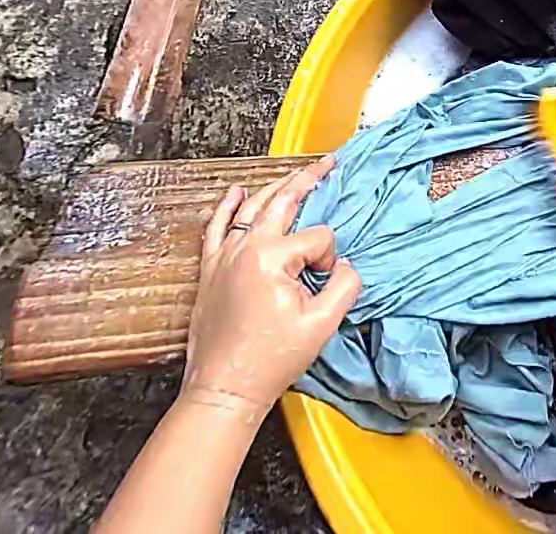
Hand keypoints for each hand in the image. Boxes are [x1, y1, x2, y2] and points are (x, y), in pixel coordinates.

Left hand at [180, 157, 360, 417]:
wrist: (224, 391)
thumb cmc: (272, 360)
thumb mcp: (323, 323)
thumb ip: (345, 284)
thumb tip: (344, 265)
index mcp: (272, 258)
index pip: (317, 238)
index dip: (329, 258)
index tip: (323, 285)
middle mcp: (246, 248)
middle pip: (284, 200)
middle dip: (310, 179)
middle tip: (329, 163)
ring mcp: (224, 256)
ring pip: (253, 207)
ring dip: (277, 186)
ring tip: (297, 174)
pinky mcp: (210, 269)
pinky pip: (217, 227)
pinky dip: (227, 207)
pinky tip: (236, 192)